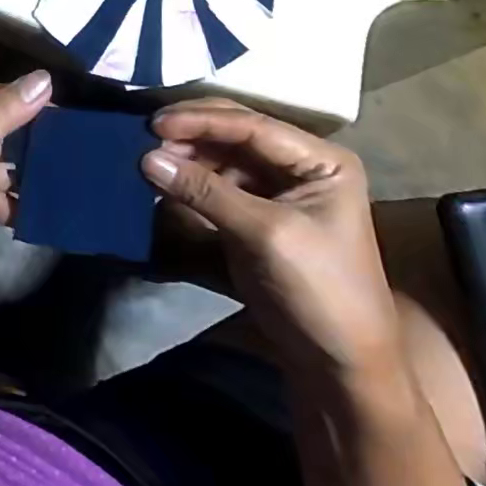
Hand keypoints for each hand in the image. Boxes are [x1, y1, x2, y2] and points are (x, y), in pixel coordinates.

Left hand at [0, 70, 51, 291]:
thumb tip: (44, 79)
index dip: (31, 102)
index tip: (70, 116)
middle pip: (1, 126)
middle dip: (33, 138)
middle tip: (76, 150)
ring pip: (1, 162)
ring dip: (27, 172)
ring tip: (67, 180)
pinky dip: (14, 202)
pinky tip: (43, 210)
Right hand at [142, 99, 403, 383]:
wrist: (339, 365)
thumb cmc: (320, 290)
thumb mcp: (266, 235)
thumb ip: (207, 193)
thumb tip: (148, 159)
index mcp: (319, 158)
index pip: (254, 126)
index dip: (204, 120)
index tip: (157, 122)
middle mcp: (298, 163)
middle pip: (236, 135)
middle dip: (193, 133)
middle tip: (146, 135)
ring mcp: (275, 188)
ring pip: (222, 158)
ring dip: (187, 157)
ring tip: (148, 160)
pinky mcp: (254, 213)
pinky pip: (216, 185)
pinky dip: (190, 182)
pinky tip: (164, 181)